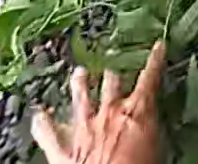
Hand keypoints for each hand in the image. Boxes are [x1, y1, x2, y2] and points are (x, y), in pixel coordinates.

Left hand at [32, 40, 165, 163]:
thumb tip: (156, 125)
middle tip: (113, 66)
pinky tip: (38, 116)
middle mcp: (109, 112)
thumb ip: (154, 130)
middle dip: (113, 73)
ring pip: (80, 98)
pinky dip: (42, 124)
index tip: (158, 46)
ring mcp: (83, 130)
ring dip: (80, 84)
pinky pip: (47, 134)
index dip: (156, 59)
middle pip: (111, 81)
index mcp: (137, 110)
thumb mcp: (157, 148)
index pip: (150, 77)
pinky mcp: (62, 151)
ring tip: (79, 73)